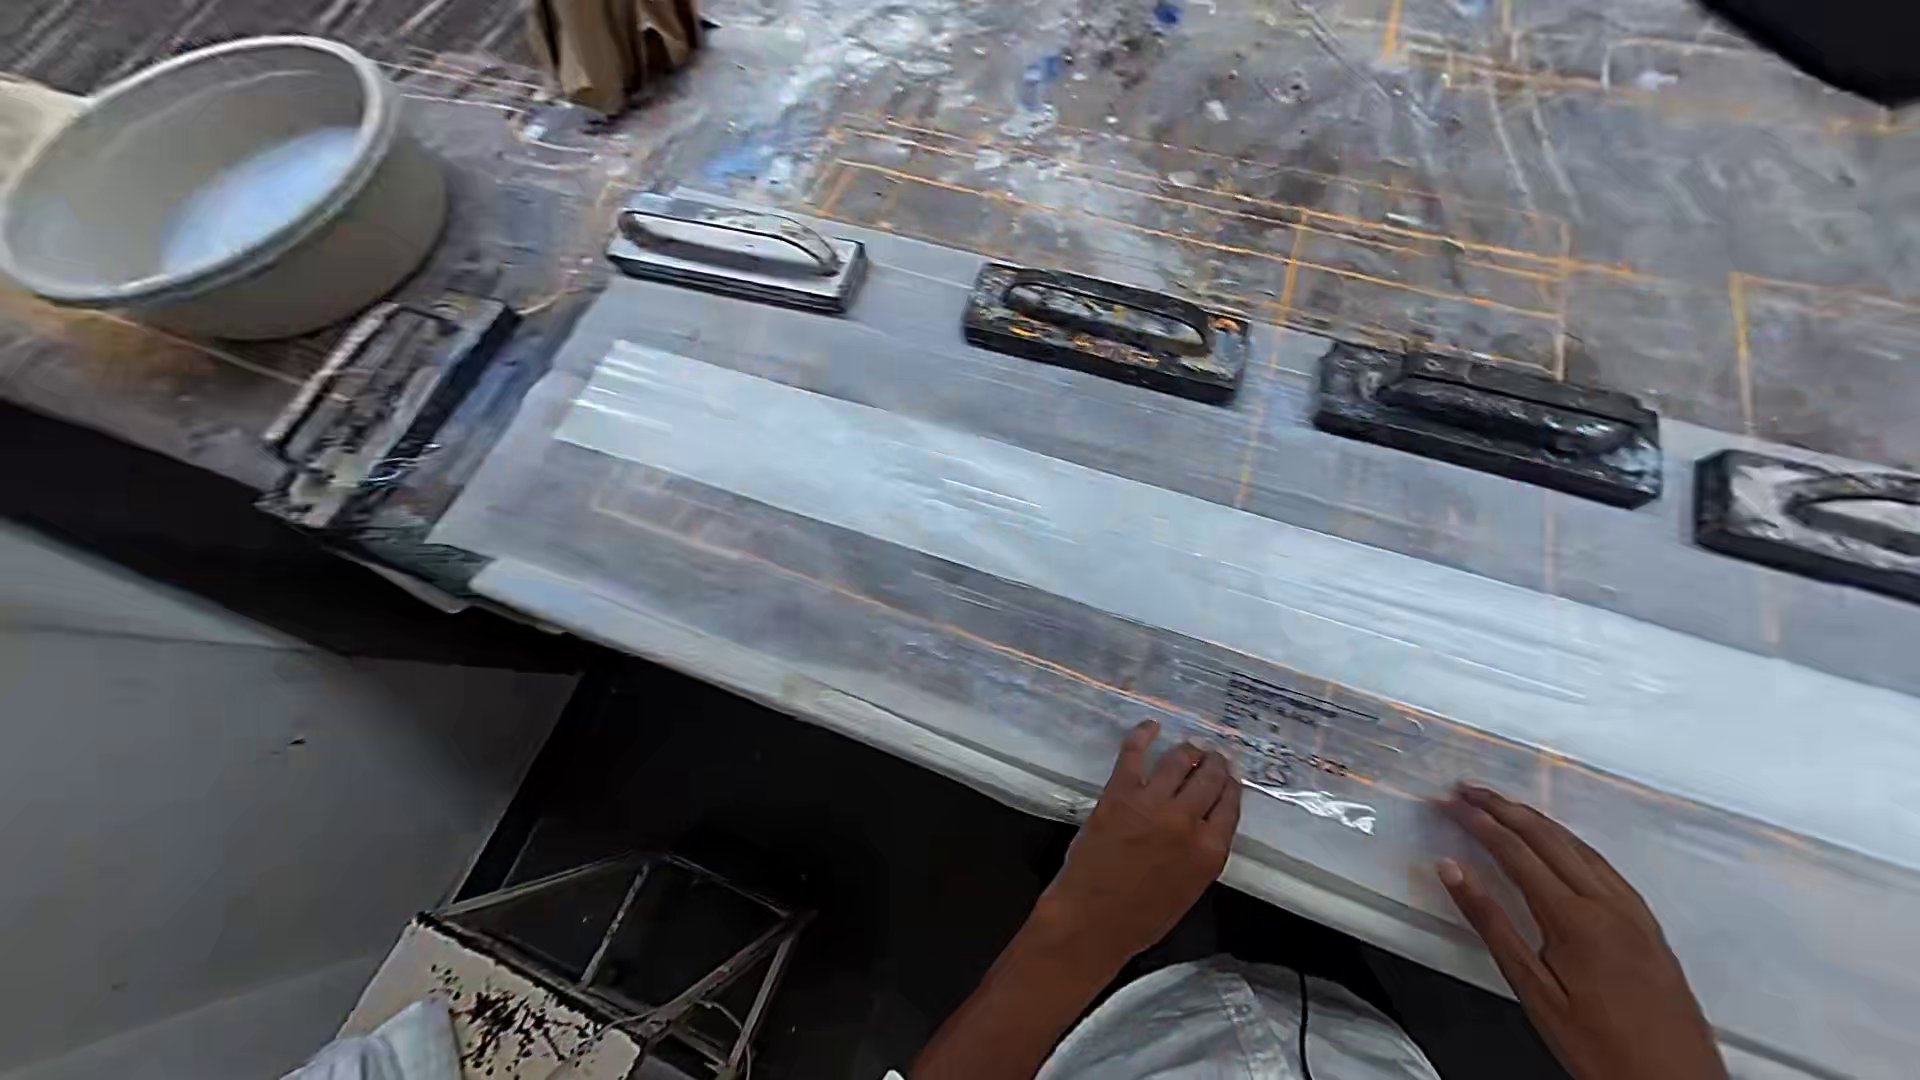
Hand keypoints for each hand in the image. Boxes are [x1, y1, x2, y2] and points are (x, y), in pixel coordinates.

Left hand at [1034, 719, 1242, 966]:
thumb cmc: (1143, 915)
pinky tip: (1151, 726)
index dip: (1231, 786)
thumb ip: (1200, 851)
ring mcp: (1153, 802)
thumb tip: (1203, 821)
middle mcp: (1187, 821)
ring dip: (1189, 750)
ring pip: (1178, 761)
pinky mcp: (1120, 791)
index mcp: (1210, 851)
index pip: (1230, 806)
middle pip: (1209, 779)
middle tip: (1213, 755)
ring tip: (1191, 745)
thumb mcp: (1189, 887)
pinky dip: (1143, 734)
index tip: (1230, 775)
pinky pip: (1134, 753)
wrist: (1094, 917)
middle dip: (1214, 763)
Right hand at [1438, 785, 1726, 1079]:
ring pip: (1579, 847)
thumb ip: (1490, 922)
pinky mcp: (1650, 928)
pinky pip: (1603, 866)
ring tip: (1502, 803)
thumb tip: (1449, 867)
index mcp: (1576, 920)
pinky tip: (1557, 842)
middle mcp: (1609, 907)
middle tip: (1465, 789)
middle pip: (1548, 839)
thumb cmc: (1597, 1046)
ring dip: (1535, 819)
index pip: (1515, 852)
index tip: (1445, 803)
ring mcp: (1635, 916)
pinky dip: (1568, 841)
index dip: (1477, 822)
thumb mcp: (1533, 989)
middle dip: (1503, 808)